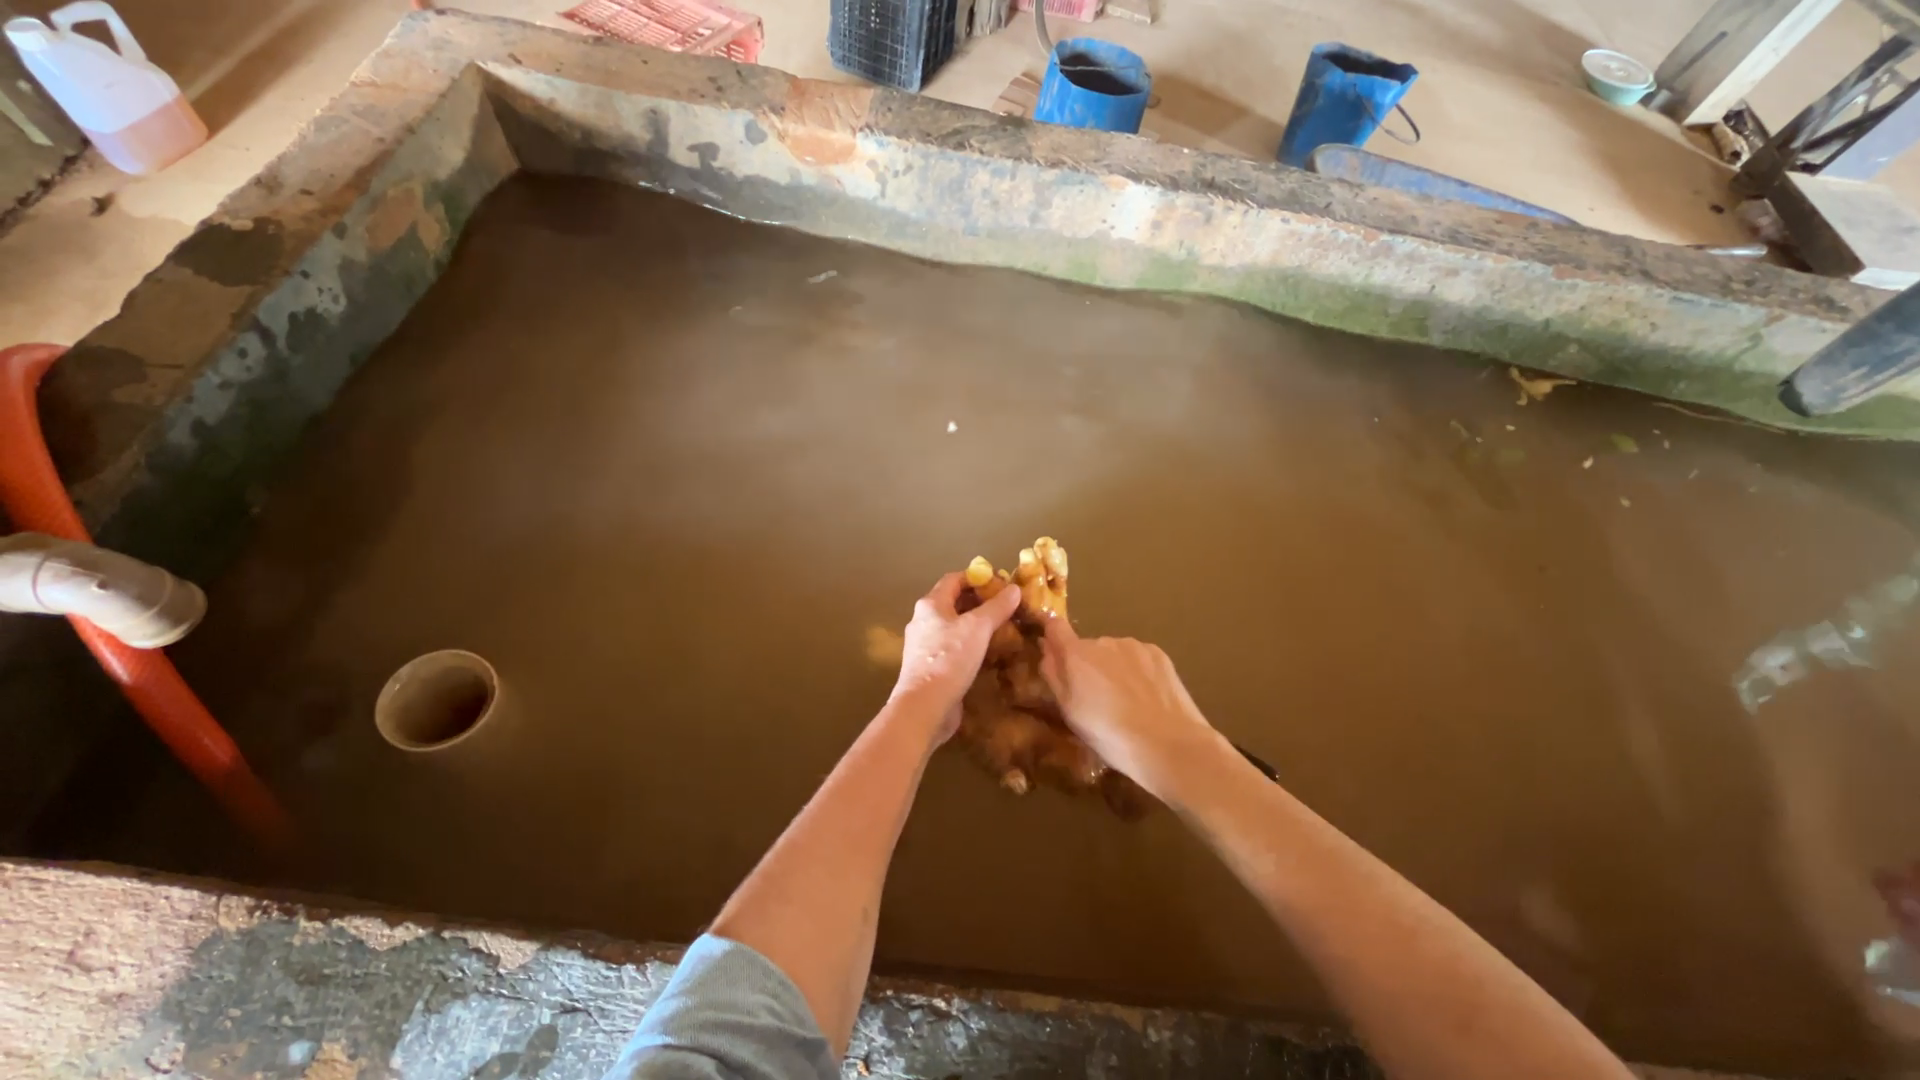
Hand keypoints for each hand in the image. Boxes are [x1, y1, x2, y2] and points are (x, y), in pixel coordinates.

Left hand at [890, 572, 1021, 740]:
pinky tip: (987, 653)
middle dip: (979, 602)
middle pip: (953, 602)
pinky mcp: (930, 666)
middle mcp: (923, 620)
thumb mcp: (978, 628)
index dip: (977, 577)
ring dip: (975, 625)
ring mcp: (924, 645)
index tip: (1001, 584)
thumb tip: (1014, 589)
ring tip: (1002, 629)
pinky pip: (953, 647)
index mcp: (931, 605)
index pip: (954, 579)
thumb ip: (997, 607)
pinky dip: (970, 645)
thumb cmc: (950, 659)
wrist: (924, 706)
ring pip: (953, 626)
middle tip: (1006, 607)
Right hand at [1040, 619, 1225, 799]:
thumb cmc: (1110, 735)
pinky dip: (1135, 672)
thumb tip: (1046, 648)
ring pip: (1113, 653)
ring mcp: (1133, 645)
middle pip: (1086, 648)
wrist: (1169, 744)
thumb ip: (1055, 676)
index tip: (1052, 651)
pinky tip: (1145, 698)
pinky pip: (1137, 658)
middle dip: (1086, 667)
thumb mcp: (1070, 713)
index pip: (1055, 628)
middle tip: (1096, 700)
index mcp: (1076, 655)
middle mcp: (1103, 641)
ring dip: (1112, 669)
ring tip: (1125, 703)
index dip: (1051, 636)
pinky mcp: (1158, 654)